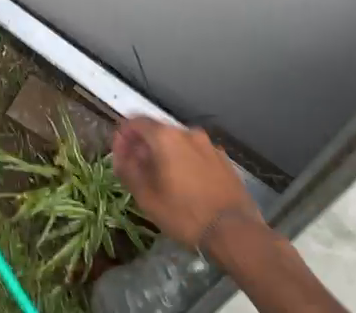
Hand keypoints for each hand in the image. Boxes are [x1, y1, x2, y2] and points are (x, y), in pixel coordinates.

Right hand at [112, 117, 260, 247]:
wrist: (237, 234)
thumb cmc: (185, 213)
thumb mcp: (146, 196)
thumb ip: (127, 170)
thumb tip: (121, 157)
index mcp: (165, 136)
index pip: (135, 122)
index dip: (123, 136)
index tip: (119, 155)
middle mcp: (187, 133)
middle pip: (157, 131)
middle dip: (144, 146)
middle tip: (138, 169)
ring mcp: (209, 146)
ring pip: (178, 143)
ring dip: (166, 155)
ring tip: (163, 179)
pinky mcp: (225, 161)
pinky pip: (197, 155)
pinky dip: (186, 163)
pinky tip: (187, 186)